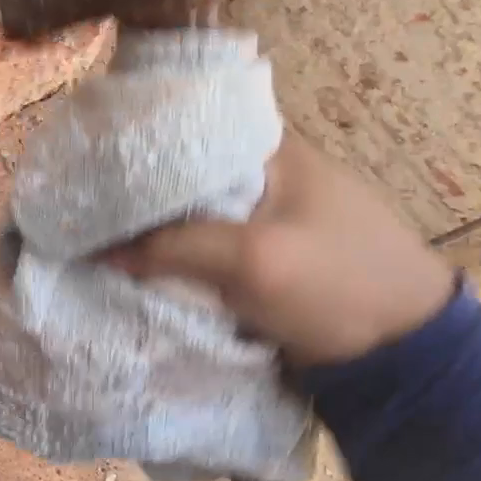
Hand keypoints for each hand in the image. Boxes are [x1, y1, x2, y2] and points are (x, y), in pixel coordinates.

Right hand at [107, 139, 455, 366]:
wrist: (400, 352)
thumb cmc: (338, 285)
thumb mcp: (252, 260)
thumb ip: (172, 246)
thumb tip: (99, 249)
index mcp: (274, 151)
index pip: (189, 128)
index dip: (136, 145)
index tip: (87, 167)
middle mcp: (264, 173)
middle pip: (181, 172)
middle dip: (134, 192)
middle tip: (81, 207)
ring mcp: (261, 215)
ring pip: (186, 211)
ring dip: (148, 227)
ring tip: (94, 233)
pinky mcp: (257, 252)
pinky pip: (198, 243)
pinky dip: (167, 253)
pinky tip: (131, 261)